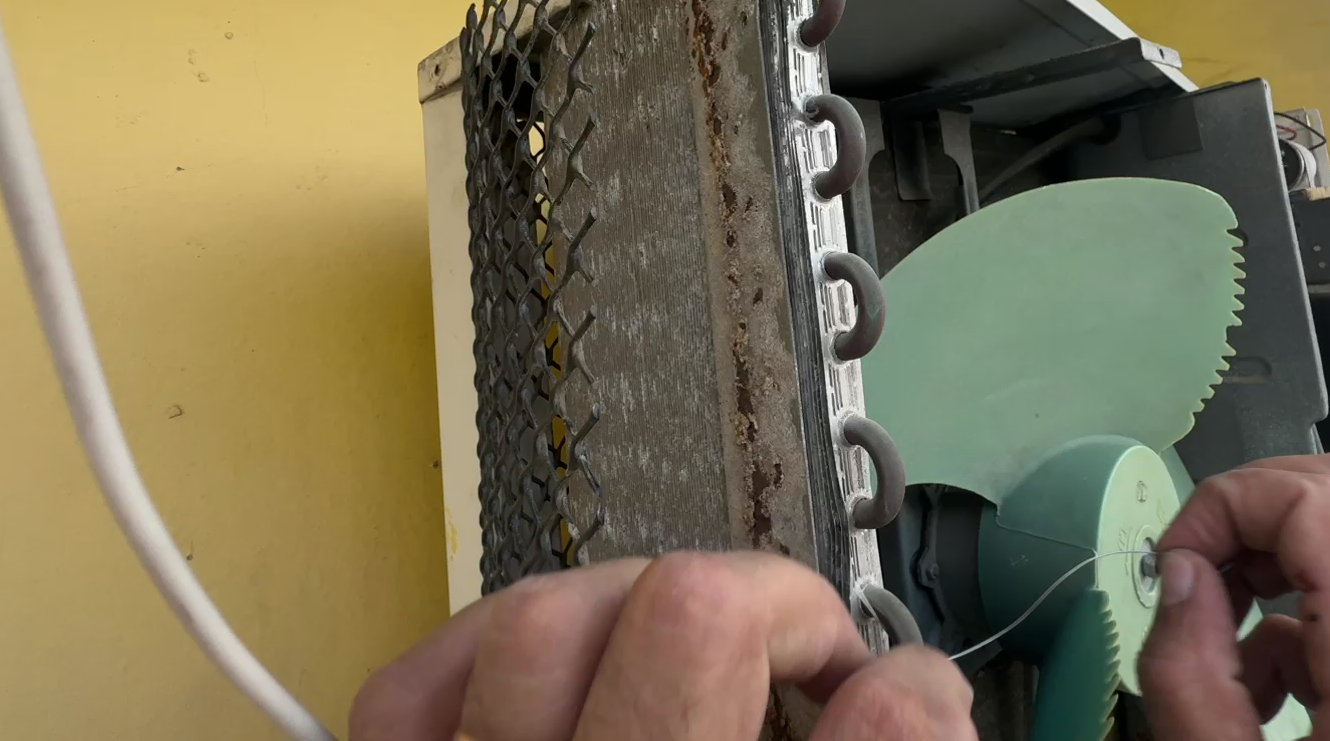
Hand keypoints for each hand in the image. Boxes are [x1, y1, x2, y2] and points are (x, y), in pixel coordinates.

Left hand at [349, 551, 976, 740]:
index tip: (907, 697)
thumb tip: (921, 700)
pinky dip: (479, 662)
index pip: (876, 738)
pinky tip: (548, 694)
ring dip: (639, 608)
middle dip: (775, 602)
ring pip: (546, 624)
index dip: (908, 699)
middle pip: (693, 620)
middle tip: (809, 651)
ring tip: (688, 654)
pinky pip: (407, 697)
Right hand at [1136, 453, 1329, 740]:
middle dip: (1252, 501)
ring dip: (1278, 540)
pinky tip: (1268, 675)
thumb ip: (1185, 666)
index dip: (1225, 504)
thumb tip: (1181, 569)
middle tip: (1199, 563)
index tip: (1174, 564)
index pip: (1319, 505)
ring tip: (1225, 610)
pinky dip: (1310, 594)